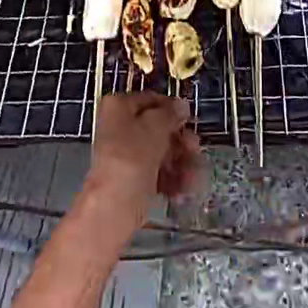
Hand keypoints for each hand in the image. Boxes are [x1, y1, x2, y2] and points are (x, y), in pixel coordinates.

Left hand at [88, 93, 202, 211]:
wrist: (113, 207)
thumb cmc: (132, 157)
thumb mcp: (155, 126)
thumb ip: (171, 113)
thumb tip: (181, 105)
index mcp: (118, 107)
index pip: (151, 100)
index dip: (172, 108)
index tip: (189, 119)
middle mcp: (119, 129)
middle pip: (158, 129)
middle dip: (180, 141)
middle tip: (194, 148)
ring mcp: (125, 157)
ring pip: (161, 153)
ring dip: (181, 163)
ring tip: (192, 176)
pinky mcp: (132, 181)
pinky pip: (156, 173)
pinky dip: (171, 179)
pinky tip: (183, 190)